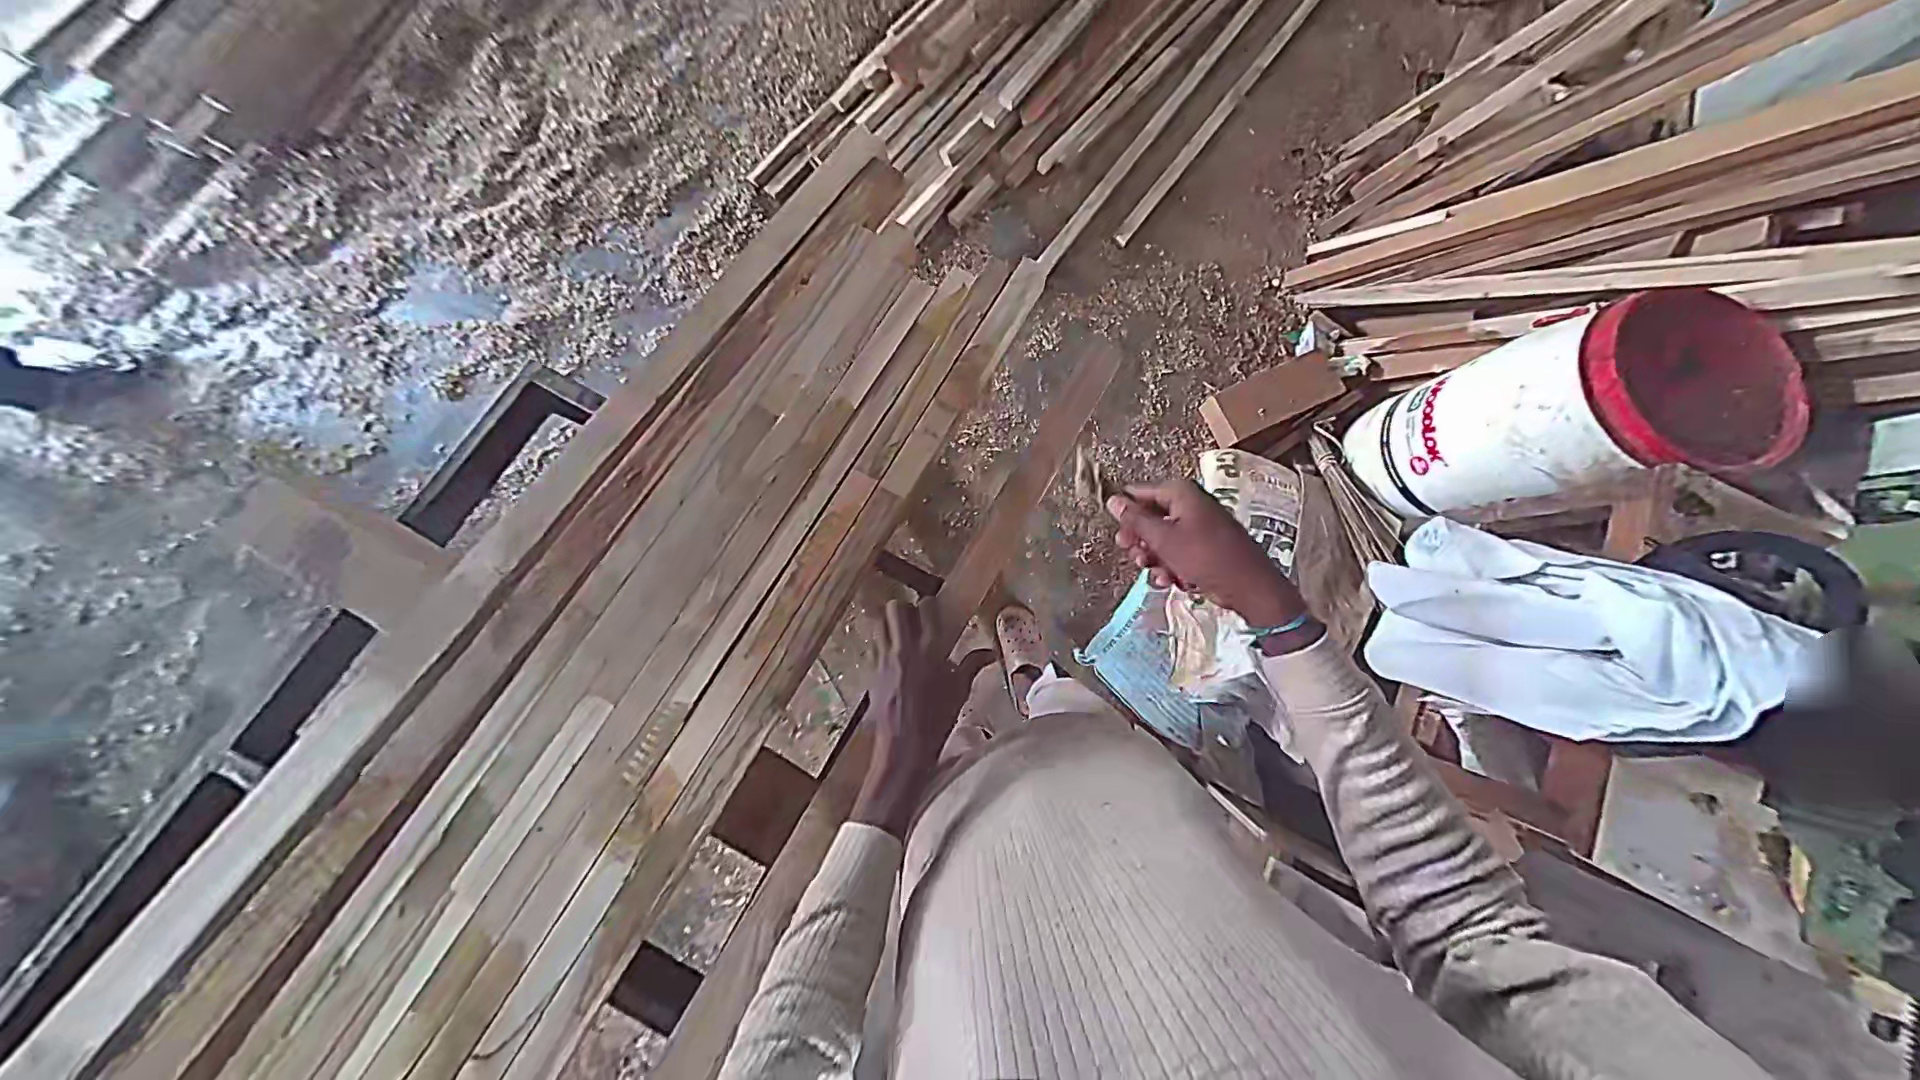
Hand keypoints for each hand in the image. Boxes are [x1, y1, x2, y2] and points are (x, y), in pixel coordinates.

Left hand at [851, 598, 994, 838]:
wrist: (903, 747)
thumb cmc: (936, 721)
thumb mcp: (959, 692)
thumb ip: (972, 665)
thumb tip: (990, 652)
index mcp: (929, 650)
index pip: (926, 608)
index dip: (931, 606)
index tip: (936, 613)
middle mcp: (903, 649)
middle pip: (896, 608)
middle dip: (906, 609)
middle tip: (916, 621)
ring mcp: (882, 659)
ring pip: (879, 622)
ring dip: (890, 624)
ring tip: (902, 636)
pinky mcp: (870, 671)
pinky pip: (873, 645)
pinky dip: (881, 643)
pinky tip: (892, 658)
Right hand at [1107, 479, 1306, 629]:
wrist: (1248, 586)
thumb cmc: (1205, 557)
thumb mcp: (1163, 538)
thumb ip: (1135, 519)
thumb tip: (1112, 500)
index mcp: (1181, 493)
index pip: (1139, 494)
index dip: (1126, 515)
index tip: (1121, 537)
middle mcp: (1190, 504)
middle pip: (1149, 518)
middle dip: (1141, 542)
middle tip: (1137, 557)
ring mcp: (1199, 526)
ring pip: (1162, 540)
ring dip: (1155, 559)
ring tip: (1160, 573)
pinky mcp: (1204, 547)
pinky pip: (1178, 553)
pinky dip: (1172, 567)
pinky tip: (1173, 581)